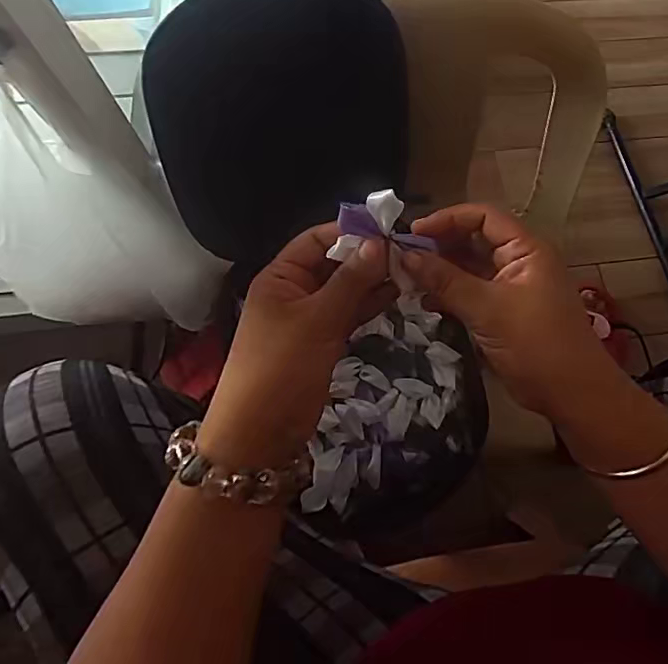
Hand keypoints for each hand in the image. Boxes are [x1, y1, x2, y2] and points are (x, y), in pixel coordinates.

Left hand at [199, 223, 388, 468]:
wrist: (258, 438)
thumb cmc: (282, 367)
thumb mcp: (317, 319)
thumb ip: (350, 281)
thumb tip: (379, 243)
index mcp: (280, 276)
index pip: (316, 239)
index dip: (349, 231)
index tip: (388, 228)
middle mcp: (292, 291)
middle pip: (332, 263)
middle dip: (365, 256)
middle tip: (407, 251)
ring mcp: (307, 318)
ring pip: (342, 289)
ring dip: (371, 280)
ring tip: (409, 270)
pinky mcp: (320, 342)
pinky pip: (346, 314)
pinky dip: (367, 305)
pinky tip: (394, 295)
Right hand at [401, 204, 632, 425]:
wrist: (575, 398)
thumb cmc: (537, 345)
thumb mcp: (487, 309)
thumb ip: (445, 280)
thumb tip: (405, 256)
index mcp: (525, 249)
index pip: (482, 216)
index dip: (447, 219)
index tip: (414, 232)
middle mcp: (519, 261)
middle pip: (474, 239)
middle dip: (440, 245)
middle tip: (404, 256)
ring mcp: (512, 286)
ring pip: (470, 266)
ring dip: (441, 270)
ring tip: (408, 279)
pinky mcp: (505, 311)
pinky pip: (472, 291)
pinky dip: (449, 292)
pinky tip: (425, 302)